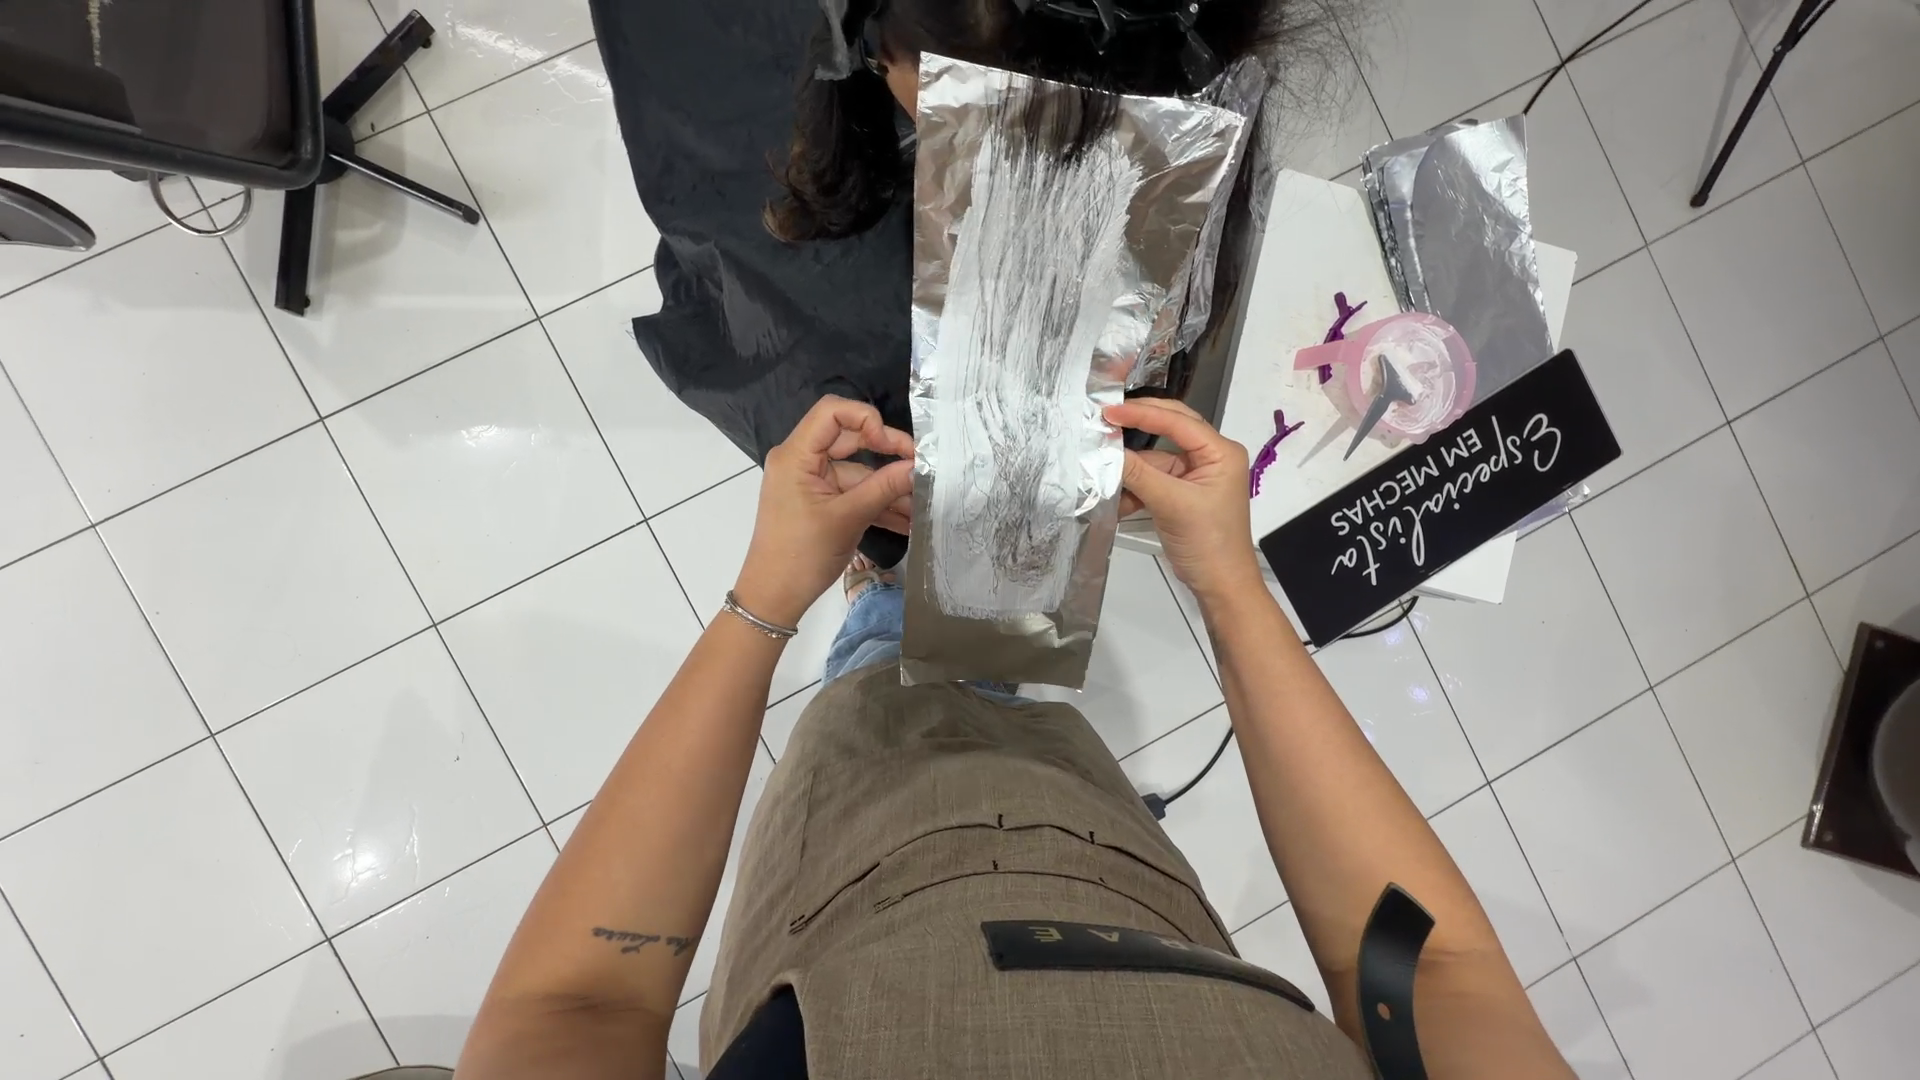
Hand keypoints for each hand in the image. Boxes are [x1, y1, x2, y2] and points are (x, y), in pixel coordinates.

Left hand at [732, 396, 914, 628]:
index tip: (894, 447)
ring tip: (923, 503)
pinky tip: (909, 521)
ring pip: (859, 472)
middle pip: (850, 440)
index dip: (867, 420)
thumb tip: (918, 467)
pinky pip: (854, 495)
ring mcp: (813, 483)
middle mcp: (803, 461)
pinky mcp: (822, 504)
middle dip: (888, 455)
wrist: (775, 597)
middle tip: (922, 469)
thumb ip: (884, 488)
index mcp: (797, 455)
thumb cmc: (802, 554)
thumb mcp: (847, 518)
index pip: (833, 412)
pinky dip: (878, 505)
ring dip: (889, 488)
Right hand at [1107, 398, 1263, 603]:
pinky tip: (1116, 498)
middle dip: (1136, 427)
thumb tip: (1106, 452)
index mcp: (1220, 452)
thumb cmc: (1209, 543)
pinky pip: (1152, 480)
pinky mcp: (1180, 494)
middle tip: (1104, 419)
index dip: (1141, 414)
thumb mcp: (1172, 504)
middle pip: (1168, 430)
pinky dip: (1134, 488)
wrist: (1220, 584)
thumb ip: (1139, 474)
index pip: (1177, 421)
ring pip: (1154, 458)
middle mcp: (1210, 457)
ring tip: (1101, 464)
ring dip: (1130, 466)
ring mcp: (1194, 476)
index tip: (1109, 412)